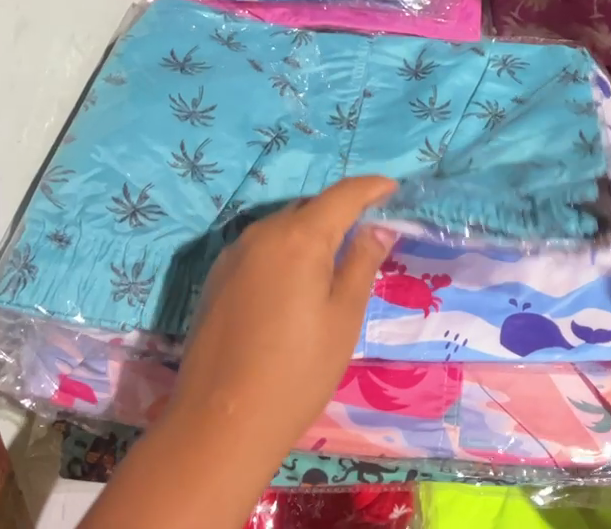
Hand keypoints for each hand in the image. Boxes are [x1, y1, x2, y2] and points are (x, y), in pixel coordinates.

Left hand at [166, 175, 399, 459]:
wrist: (221, 423)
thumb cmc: (297, 371)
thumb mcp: (344, 317)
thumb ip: (362, 263)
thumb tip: (378, 229)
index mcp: (298, 237)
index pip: (342, 195)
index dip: (371, 188)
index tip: (393, 188)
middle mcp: (262, 233)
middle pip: (310, 208)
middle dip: (341, 212)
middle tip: (370, 231)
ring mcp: (233, 255)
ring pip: (283, 227)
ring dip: (311, 232)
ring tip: (335, 259)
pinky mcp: (216, 279)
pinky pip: (261, 248)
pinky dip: (286, 251)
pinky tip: (296, 282)